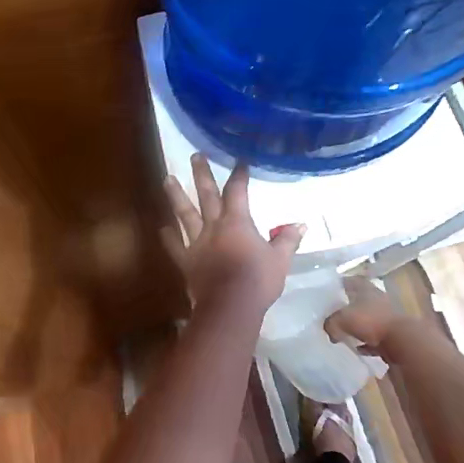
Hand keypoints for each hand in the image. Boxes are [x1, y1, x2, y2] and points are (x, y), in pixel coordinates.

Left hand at [163, 153, 305, 319]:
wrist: (230, 306)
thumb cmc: (258, 280)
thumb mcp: (280, 260)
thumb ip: (287, 240)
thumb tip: (301, 225)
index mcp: (237, 222)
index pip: (237, 191)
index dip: (239, 174)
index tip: (239, 160)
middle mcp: (214, 226)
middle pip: (207, 195)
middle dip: (202, 174)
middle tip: (195, 155)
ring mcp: (197, 243)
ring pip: (185, 214)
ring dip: (176, 196)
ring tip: (167, 178)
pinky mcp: (187, 262)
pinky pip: (176, 247)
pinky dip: (168, 238)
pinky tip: (162, 228)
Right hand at [324, 277, 424, 358]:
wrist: (401, 341)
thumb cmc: (370, 321)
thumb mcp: (342, 319)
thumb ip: (330, 322)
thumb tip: (328, 329)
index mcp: (366, 289)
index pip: (351, 281)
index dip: (340, 284)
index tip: (329, 291)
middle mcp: (378, 299)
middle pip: (359, 300)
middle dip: (347, 306)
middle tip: (333, 313)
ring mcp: (386, 317)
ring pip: (367, 318)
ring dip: (357, 325)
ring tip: (342, 332)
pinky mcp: (391, 334)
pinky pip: (374, 337)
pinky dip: (366, 342)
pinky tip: (356, 348)